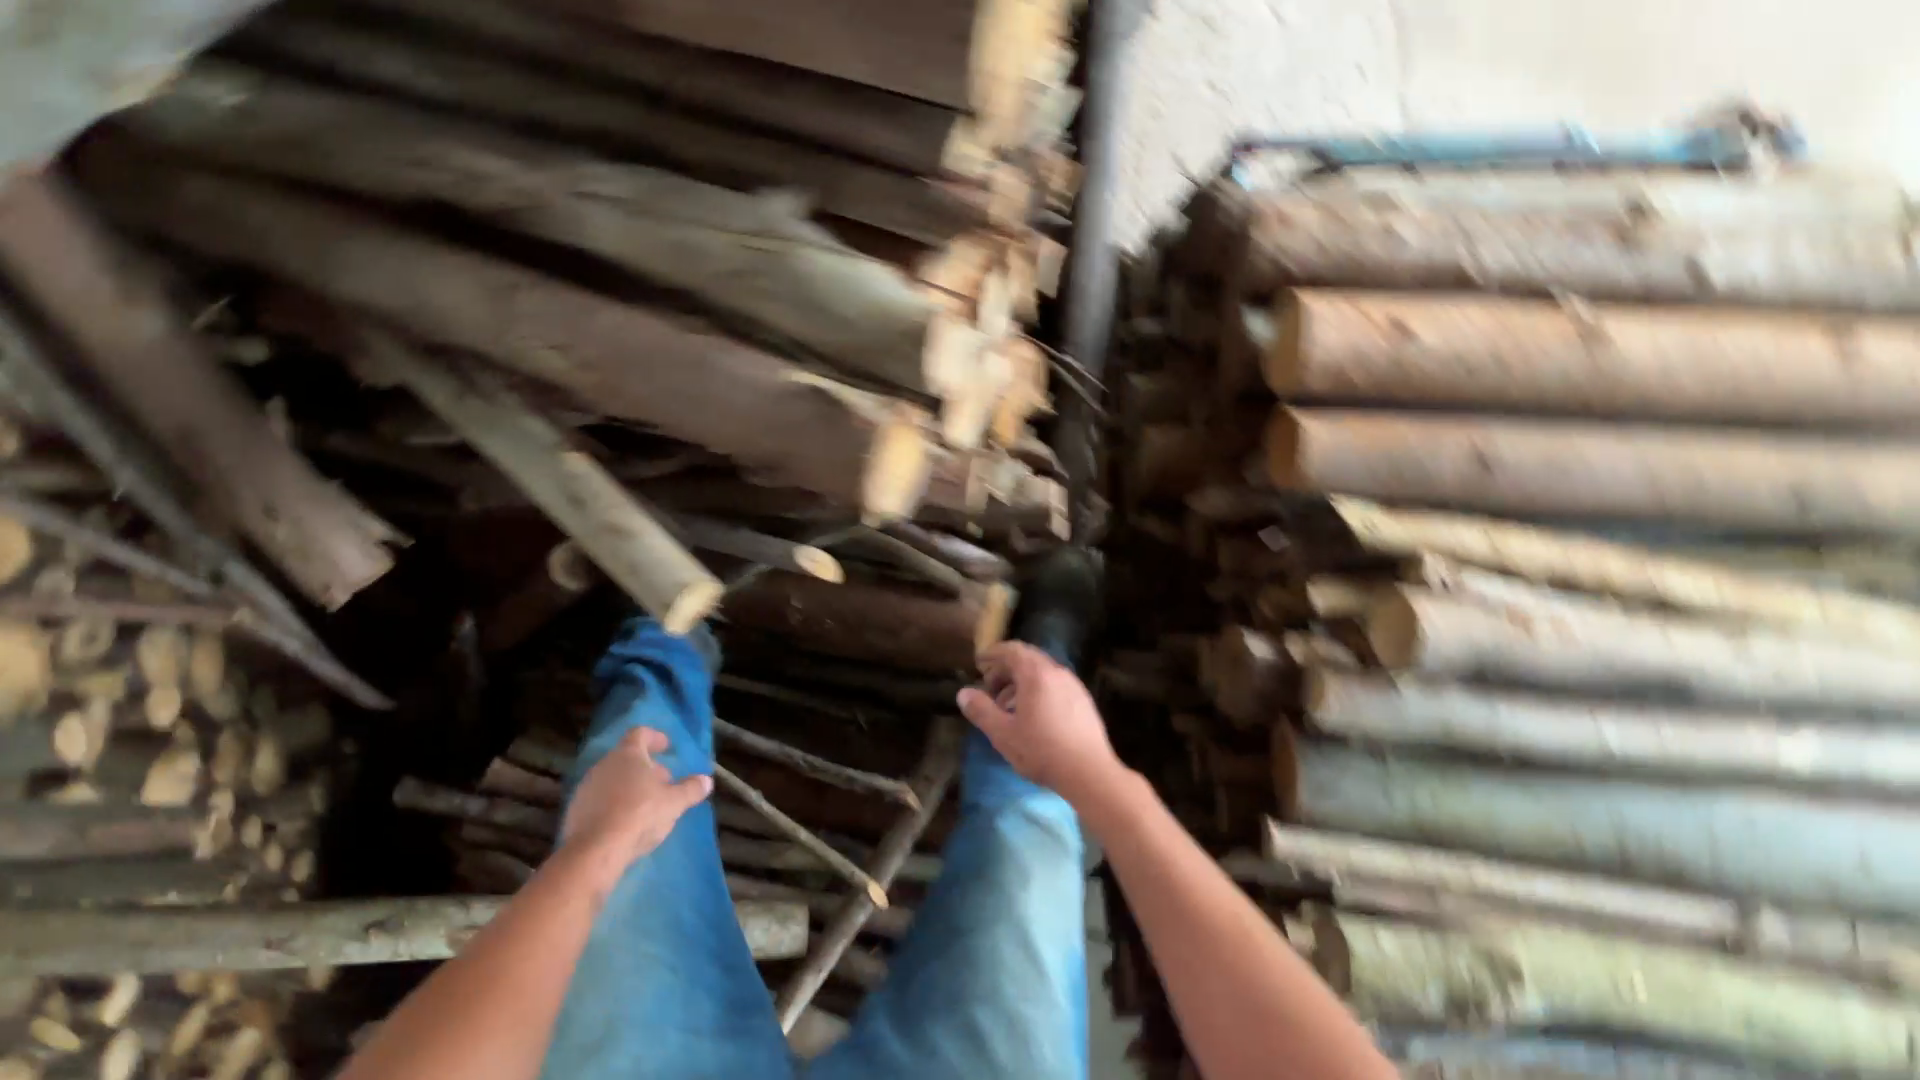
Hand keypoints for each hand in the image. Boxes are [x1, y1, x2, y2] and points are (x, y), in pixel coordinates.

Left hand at [560, 728, 711, 872]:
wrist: (596, 850)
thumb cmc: (640, 814)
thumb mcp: (675, 803)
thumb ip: (691, 789)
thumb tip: (706, 781)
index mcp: (628, 755)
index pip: (640, 734)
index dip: (654, 738)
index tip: (667, 746)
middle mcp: (604, 765)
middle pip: (627, 758)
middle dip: (646, 768)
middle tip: (664, 782)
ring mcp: (586, 788)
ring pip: (612, 780)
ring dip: (630, 787)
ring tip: (647, 805)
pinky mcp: (575, 811)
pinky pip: (600, 800)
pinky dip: (614, 805)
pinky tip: (626, 822)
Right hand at [957, 642, 1126, 806]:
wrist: (1089, 772)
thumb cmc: (1042, 750)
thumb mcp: (1003, 733)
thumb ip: (981, 710)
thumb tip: (963, 693)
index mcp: (1037, 674)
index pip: (1012, 650)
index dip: (993, 653)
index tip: (979, 663)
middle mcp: (1058, 673)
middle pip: (1028, 659)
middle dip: (1006, 669)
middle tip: (990, 687)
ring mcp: (1074, 686)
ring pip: (1043, 673)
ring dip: (1022, 682)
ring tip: (1008, 706)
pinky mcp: (1084, 702)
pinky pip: (1056, 686)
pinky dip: (1038, 691)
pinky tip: (1033, 717)